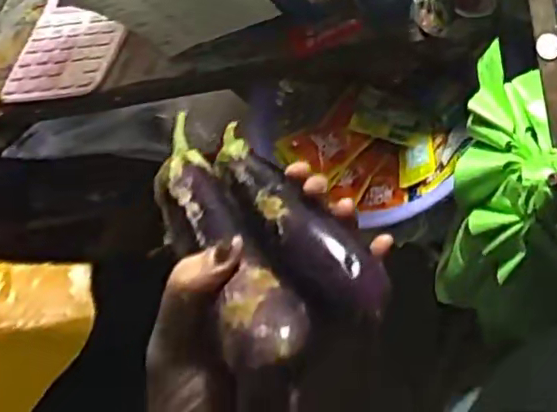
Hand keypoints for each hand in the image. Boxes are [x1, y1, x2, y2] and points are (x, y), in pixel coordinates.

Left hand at [144, 164, 390, 411]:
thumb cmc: (187, 401)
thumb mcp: (172, 346)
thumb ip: (184, 294)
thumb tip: (230, 243)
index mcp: (235, 277)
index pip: (258, 219)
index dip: (275, 189)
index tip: (291, 168)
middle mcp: (274, 281)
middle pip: (298, 227)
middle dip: (312, 199)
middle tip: (318, 185)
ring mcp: (306, 305)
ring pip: (330, 249)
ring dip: (343, 222)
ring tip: (348, 207)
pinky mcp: (333, 333)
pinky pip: (359, 290)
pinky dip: (374, 264)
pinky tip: (383, 245)